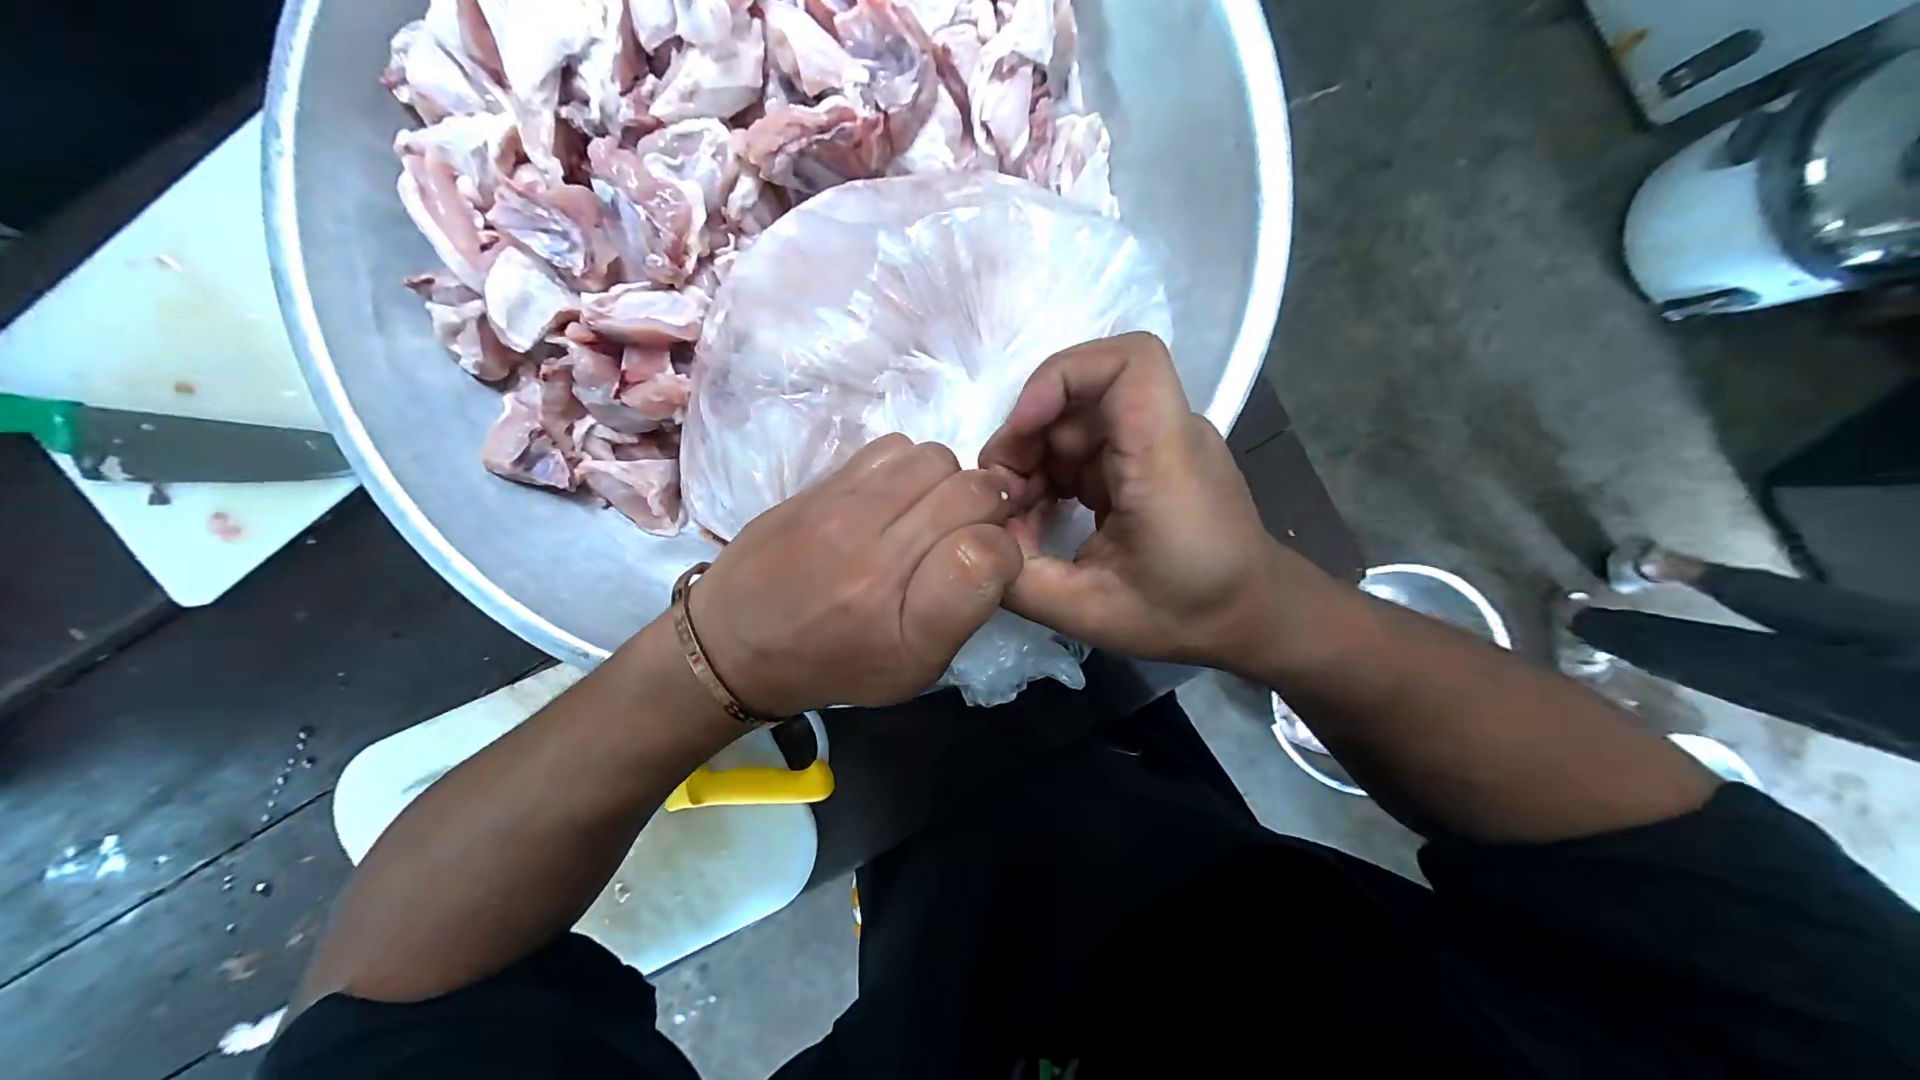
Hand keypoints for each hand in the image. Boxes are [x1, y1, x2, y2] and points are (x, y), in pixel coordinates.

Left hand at [685, 434, 1022, 715]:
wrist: (735, 642)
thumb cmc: (834, 665)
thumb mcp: (912, 670)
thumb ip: (962, 611)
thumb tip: (993, 545)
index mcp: (904, 624)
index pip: (990, 552)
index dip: (1003, 551)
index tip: (985, 563)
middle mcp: (874, 559)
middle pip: (971, 491)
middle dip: (986, 508)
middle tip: (962, 533)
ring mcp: (841, 512)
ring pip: (936, 459)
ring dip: (947, 482)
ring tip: (926, 511)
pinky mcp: (818, 485)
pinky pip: (892, 448)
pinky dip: (908, 467)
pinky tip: (892, 496)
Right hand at [979, 333, 1347, 677]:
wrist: (1251, 616)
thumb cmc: (1185, 612)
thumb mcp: (1089, 612)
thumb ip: (1019, 581)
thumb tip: (970, 544)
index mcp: (1162, 457)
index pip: (1129, 361)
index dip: (1063, 375)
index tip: (1024, 429)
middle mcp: (1164, 434)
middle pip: (1080, 396)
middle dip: (1025, 439)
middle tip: (999, 499)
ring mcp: (1154, 444)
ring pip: (1074, 423)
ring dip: (1032, 463)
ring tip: (1014, 519)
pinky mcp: (1144, 461)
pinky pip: (1084, 449)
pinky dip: (1051, 477)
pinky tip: (1038, 520)